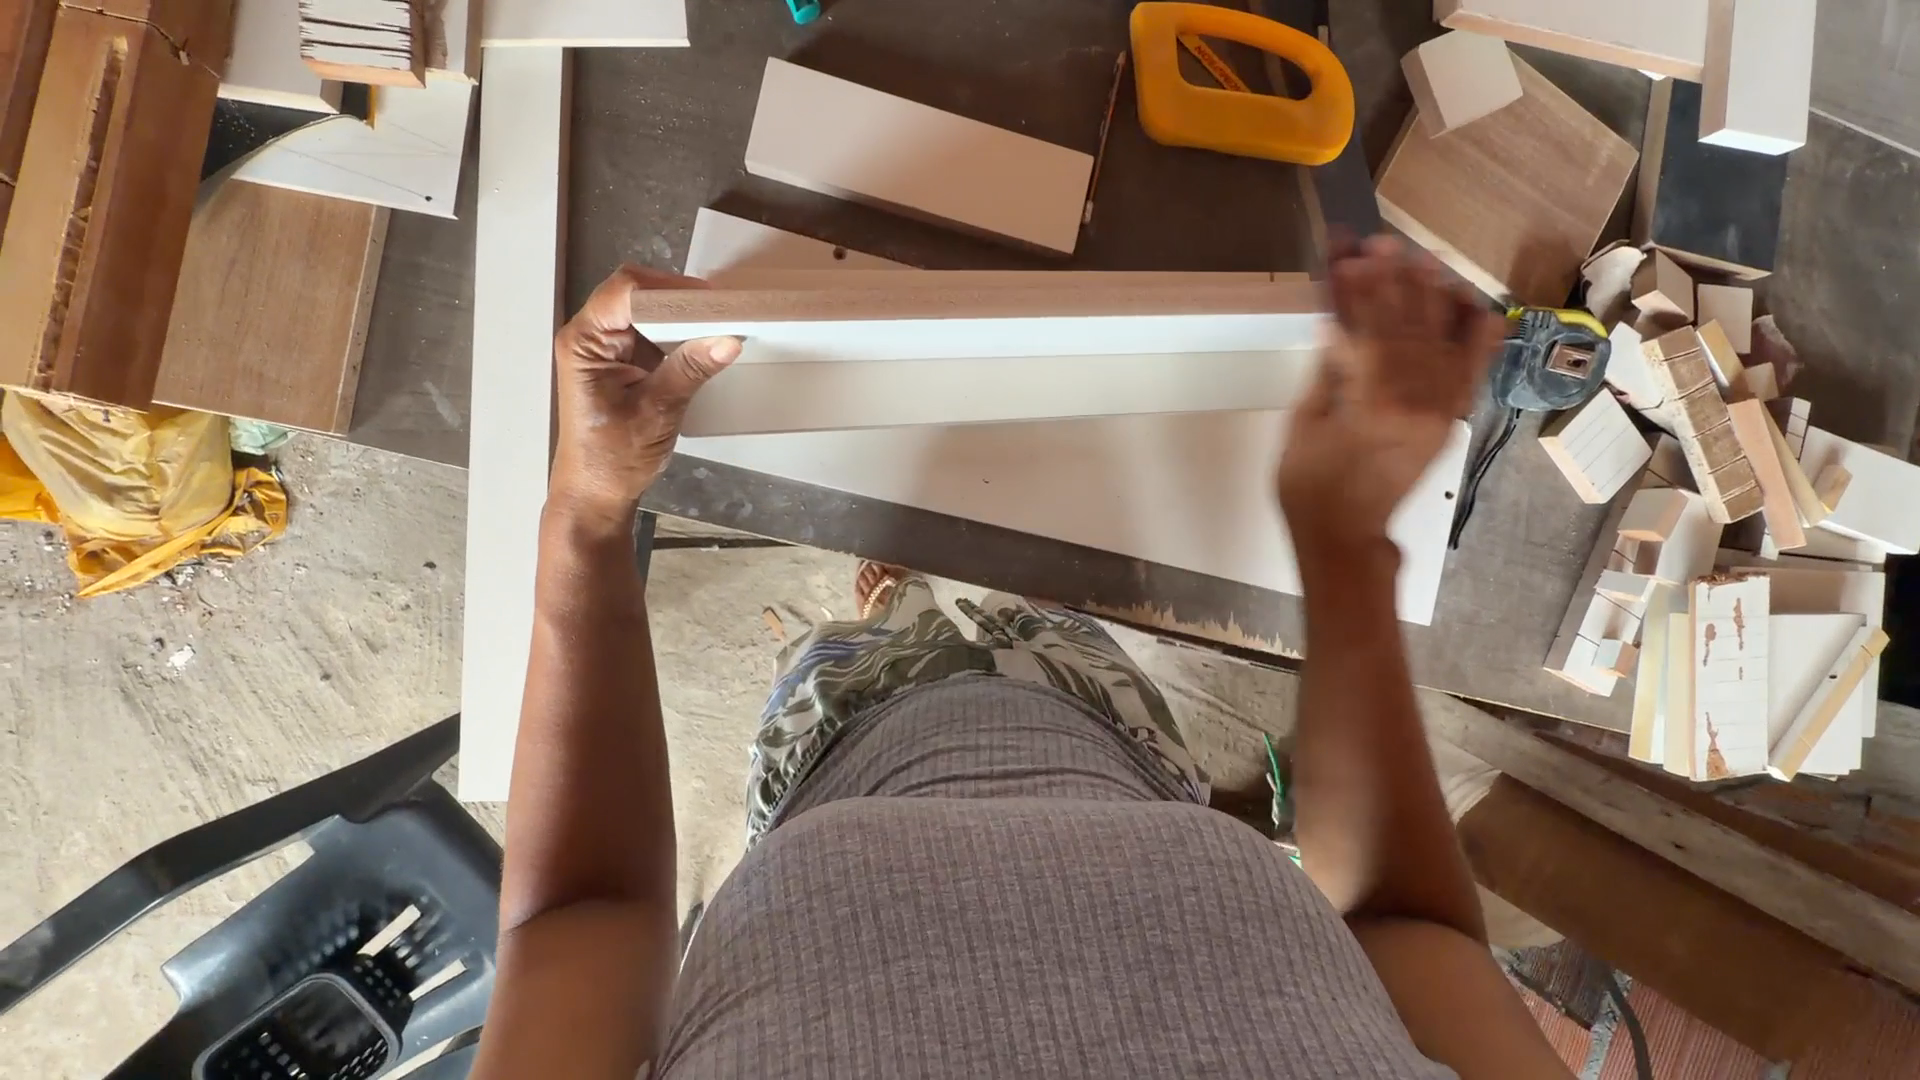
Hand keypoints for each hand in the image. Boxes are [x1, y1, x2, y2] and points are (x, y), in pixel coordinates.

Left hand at [547, 265, 740, 529]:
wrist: (597, 493)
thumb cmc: (614, 458)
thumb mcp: (658, 411)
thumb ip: (690, 370)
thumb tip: (729, 339)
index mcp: (585, 341)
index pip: (626, 291)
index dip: (670, 288)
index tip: (712, 301)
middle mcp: (591, 336)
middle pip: (637, 295)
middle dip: (680, 300)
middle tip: (723, 312)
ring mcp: (607, 349)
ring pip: (648, 313)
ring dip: (683, 320)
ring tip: (720, 326)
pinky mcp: (623, 364)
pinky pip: (652, 336)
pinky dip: (679, 337)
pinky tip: (704, 345)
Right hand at [1278, 236, 1502, 558]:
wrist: (1344, 534)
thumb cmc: (1308, 485)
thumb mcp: (1303, 426)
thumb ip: (1326, 372)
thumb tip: (1336, 322)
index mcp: (1372, 406)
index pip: (1368, 332)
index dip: (1357, 291)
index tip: (1348, 254)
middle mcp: (1417, 402)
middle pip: (1407, 327)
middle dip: (1394, 281)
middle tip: (1382, 243)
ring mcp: (1441, 409)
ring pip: (1443, 339)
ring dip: (1431, 296)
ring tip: (1420, 260)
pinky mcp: (1452, 417)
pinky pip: (1473, 367)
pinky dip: (1476, 333)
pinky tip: (1471, 302)